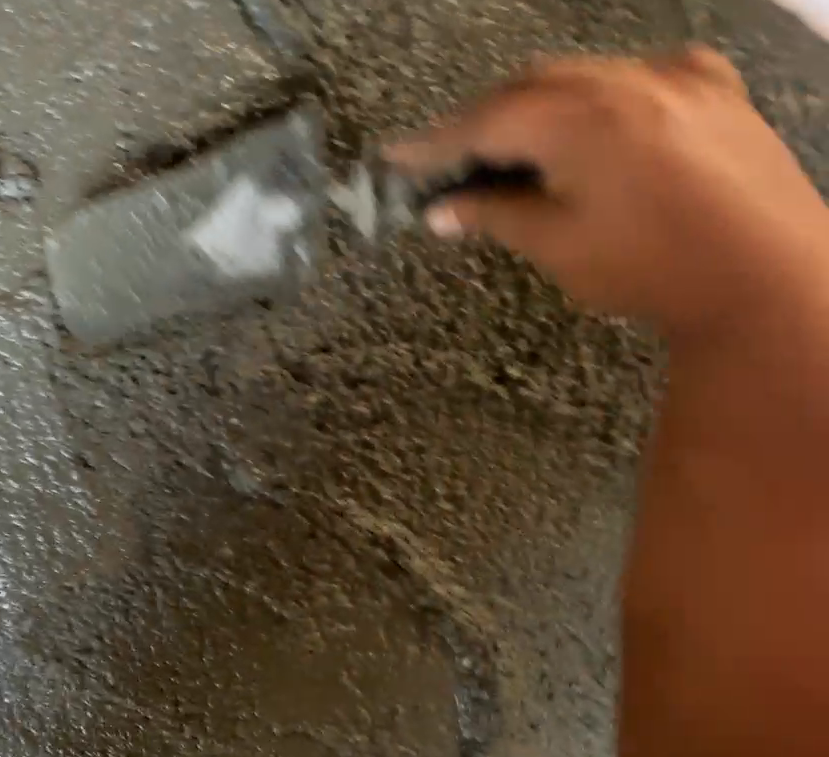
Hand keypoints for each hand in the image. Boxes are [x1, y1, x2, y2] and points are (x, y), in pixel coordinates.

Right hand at [386, 48, 828, 342]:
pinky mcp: (711, 94)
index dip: (435, 141)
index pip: (489, 120)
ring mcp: (680, 82)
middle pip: (532, 85)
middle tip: (437, 159)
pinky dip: (582, 101)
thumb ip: (494, 213)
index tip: (393, 158)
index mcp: (589, 119)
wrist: (766, 274)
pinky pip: (628, 79)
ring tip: (492, 150)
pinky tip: (571, 130)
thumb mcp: (554, 242)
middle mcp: (635, 84)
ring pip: (577, 78)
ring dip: (525, 109)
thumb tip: (441, 210)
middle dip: (477, 119)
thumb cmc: (647, 264)